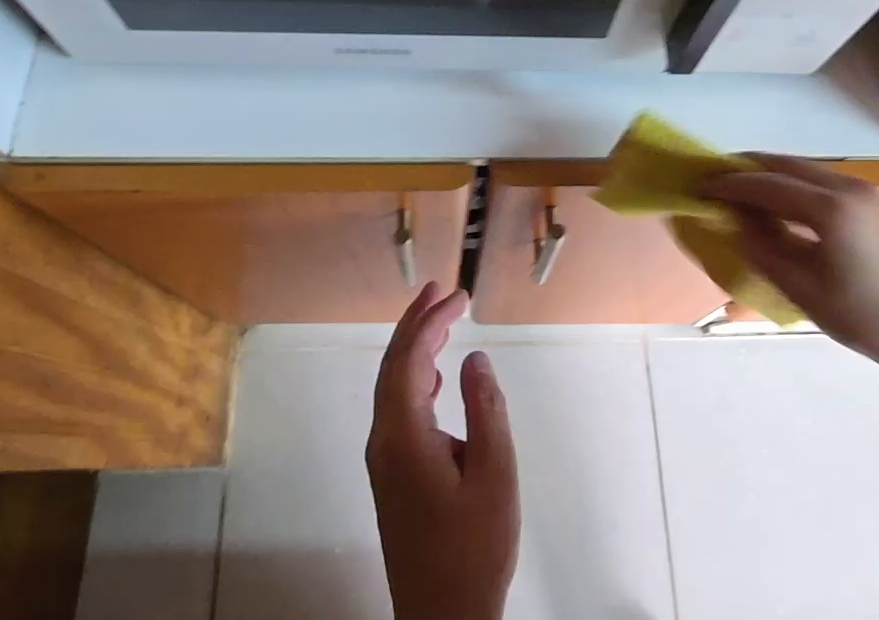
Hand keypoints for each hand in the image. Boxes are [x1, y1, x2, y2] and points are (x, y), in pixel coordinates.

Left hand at [367, 282, 520, 619]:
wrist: (442, 614)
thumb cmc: (473, 546)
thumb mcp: (494, 476)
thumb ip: (486, 411)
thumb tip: (476, 359)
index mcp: (403, 436)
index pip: (409, 360)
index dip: (430, 322)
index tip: (458, 297)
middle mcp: (384, 440)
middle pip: (392, 367)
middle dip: (415, 324)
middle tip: (442, 291)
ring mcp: (384, 459)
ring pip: (392, 388)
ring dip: (414, 349)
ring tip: (441, 321)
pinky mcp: (392, 475)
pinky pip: (397, 410)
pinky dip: (414, 380)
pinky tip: (432, 377)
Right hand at [699, 154, 878, 372]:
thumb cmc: (866, 318)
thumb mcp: (802, 289)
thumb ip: (762, 248)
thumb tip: (734, 222)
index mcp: (829, 209)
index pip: (765, 184)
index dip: (727, 185)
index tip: (696, 188)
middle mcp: (847, 188)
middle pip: (784, 164)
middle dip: (745, 169)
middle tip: (713, 180)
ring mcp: (864, 192)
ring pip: (804, 169)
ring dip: (769, 174)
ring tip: (738, 190)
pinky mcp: (872, 203)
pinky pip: (820, 180)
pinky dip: (791, 184)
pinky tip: (777, 203)